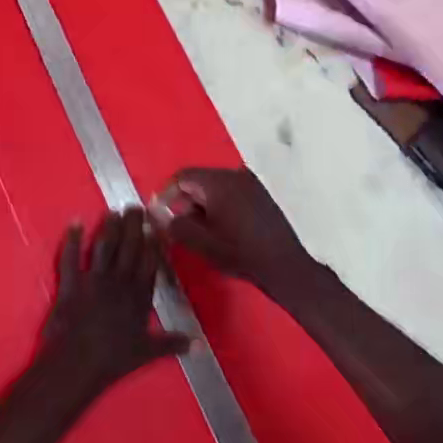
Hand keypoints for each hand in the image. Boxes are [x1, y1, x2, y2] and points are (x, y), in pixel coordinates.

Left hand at [38, 209, 189, 393]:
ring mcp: (93, 280)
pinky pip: (70, 257)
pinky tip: (75, 222)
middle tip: (135, 206)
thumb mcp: (148, 352)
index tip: (156, 225)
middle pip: (129, 247)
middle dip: (133, 225)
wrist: (79, 364)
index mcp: (139, 296)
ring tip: (114, 211)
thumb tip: (200, 347)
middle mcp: (119, 282)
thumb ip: (172, 344)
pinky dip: (72, 239)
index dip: (153, 242)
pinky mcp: (70, 284)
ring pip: (104, 247)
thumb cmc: (115, 359)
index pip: (150, 262)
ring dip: (109, 228)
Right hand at [152, 167, 321, 296]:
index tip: (159, 214)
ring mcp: (252, 184)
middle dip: (185, 201)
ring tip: (200, 231)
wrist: (285, 266)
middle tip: (179, 227)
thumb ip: (175, 225)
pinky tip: (220, 228)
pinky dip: (219, 205)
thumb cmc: (241, 253)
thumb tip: (158, 213)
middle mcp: (236, 175)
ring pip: (215, 187)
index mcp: (219, 182)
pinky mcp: (261, 195)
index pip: (182, 177)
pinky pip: (230, 192)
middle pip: (199, 180)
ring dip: (202, 205)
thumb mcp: (202, 243)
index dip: (166, 194)